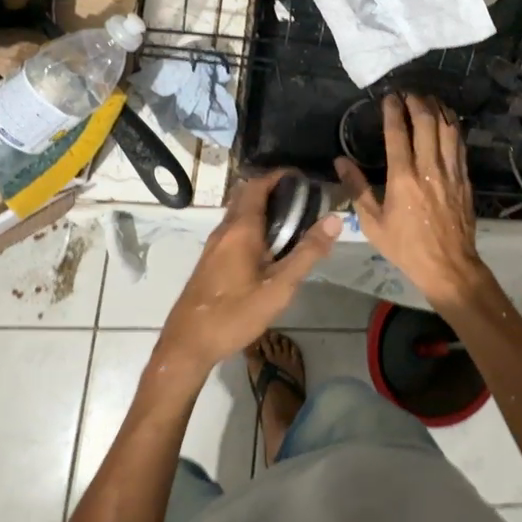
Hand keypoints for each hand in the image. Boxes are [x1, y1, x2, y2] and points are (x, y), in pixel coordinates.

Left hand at [157, 169, 339, 372]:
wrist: (187, 346)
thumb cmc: (234, 314)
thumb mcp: (279, 288)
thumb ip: (307, 253)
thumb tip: (334, 219)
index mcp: (241, 230)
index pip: (258, 186)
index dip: (279, 176)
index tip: (303, 179)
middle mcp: (224, 231)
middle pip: (246, 196)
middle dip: (273, 191)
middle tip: (302, 200)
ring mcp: (214, 246)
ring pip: (239, 215)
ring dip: (262, 210)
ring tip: (291, 223)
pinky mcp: (210, 262)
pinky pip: (234, 231)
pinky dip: (253, 227)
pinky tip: (268, 250)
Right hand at [336, 94, 487, 307]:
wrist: (448, 265)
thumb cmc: (406, 247)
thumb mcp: (373, 223)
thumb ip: (356, 189)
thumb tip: (340, 162)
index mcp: (403, 178)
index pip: (398, 133)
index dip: (393, 111)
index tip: (388, 97)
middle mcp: (429, 168)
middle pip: (426, 122)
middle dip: (417, 102)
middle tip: (408, 93)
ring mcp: (450, 171)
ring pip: (447, 128)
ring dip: (437, 109)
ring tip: (427, 99)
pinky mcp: (464, 177)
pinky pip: (459, 143)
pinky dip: (452, 126)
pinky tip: (447, 119)